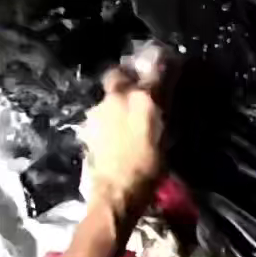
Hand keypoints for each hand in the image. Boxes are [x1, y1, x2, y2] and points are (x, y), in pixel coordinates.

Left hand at [78, 48, 166, 209]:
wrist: (116, 192)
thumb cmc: (150, 169)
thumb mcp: (167, 139)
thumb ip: (164, 111)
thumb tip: (165, 98)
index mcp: (145, 97)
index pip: (158, 68)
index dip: (164, 64)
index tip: (168, 64)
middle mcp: (120, 96)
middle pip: (121, 73)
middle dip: (128, 76)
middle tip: (136, 87)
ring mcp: (100, 109)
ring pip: (109, 95)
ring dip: (117, 101)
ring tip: (124, 117)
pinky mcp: (87, 125)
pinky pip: (101, 113)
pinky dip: (108, 118)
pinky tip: (113, 133)